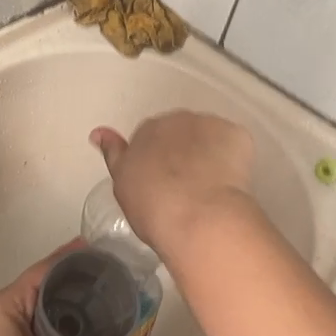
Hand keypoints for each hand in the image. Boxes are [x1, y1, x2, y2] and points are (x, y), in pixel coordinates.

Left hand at [0, 247, 95, 335]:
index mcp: (9, 304)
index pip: (45, 270)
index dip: (73, 258)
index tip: (103, 253)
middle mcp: (6, 313)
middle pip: (47, 289)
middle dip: (78, 287)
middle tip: (112, 286)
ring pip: (44, 315)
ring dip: (71, 315)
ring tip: (104, 314)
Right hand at [90, 111, 255, 253]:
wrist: (199, 216)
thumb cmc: (154, 207)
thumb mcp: (123, 184)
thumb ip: (114, 155)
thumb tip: (98, 133)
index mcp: (147, 130)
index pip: (151, 137)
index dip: (158, 161)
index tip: (162, 183)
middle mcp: (177, 118)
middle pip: (181, 132)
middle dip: (184, 152)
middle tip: (186, 186)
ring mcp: (209, 124)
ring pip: (209, 136)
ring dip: (209, 153)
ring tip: (209, 188)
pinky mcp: (237, 135)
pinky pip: (234, 143)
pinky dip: (233, 158)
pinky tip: (229, 183)